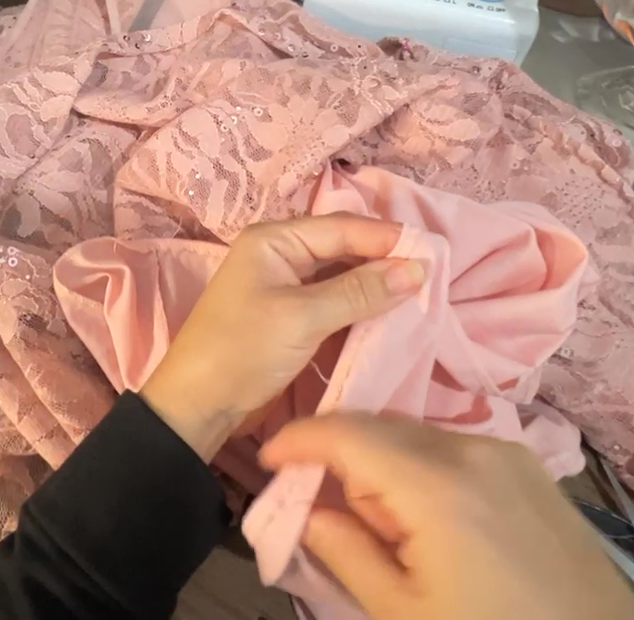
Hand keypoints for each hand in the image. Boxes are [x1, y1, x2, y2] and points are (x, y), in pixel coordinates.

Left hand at [138, 214, 424, 459]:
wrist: (198, 405)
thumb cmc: (243, 350)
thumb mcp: (303, 317)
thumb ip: (360, 291)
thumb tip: (417, 267)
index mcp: (275, 239)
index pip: (342, 227)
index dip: (387, 238)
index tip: (435, 253)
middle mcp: (280, 253)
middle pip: (343, 247)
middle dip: (384, 258)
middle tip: (434, 274)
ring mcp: (285, 285)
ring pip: (341, 274)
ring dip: (376, 283)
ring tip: (422, 292)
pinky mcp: (291, 315)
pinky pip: (334, 300)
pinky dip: (361, 306)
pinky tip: (391, 313)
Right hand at [260, 414, 633, 619]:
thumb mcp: (407, 619)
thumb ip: (347, 553)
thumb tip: (311, 510)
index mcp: (435, 483)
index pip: (346, 434)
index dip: (300, 439)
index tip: (268, 459)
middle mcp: (470, 448)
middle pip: (380, 429)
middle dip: (343, 459)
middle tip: (325, 510)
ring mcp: (508, 453)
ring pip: (416, 437)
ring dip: (384, 465)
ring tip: (387, 530)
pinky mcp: (532, 469)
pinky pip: (454, 450)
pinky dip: (424, 470)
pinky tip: (434, 525)